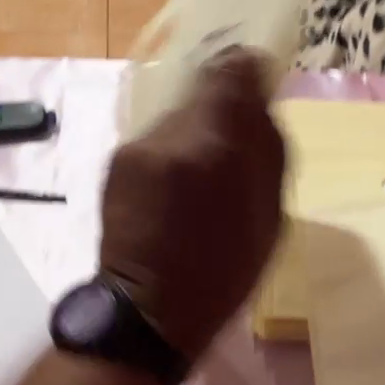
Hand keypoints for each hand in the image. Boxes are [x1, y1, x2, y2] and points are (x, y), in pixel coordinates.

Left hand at [99, 47, 287, 359]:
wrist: (148, 313)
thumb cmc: (221, 277)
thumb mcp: (268, 222)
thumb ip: (267, 156)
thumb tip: (264, 111)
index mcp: (218, 151)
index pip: (233, 72)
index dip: (249, 70)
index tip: (259, 82)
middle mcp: (172, 135)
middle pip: (204, 92)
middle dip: (223, 112)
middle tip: (234, 148)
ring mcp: (138, 146)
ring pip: (178, 117)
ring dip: (196, 136)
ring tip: (203, 180)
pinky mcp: (117, 161)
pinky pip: (156, 142)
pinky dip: (172, 157)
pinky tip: (175, 193)